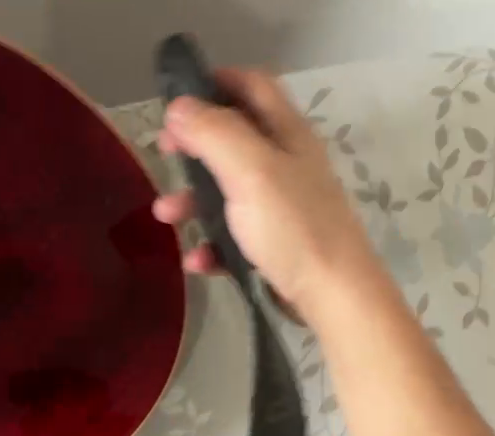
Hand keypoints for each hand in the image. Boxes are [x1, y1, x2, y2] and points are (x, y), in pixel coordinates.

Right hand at [153, 68, 379, 316]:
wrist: (331, 294)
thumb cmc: (292, 227)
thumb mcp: (250, 171)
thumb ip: (213, 135)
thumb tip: (178, 107)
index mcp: (286, 134)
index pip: (252, 87)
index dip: (215, 84)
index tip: (177, 101)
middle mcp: (285, 164)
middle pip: (233, 140)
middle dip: (195, 147)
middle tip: (164, 153)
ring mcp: (280, 206)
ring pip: (228, 192)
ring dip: (193, 201)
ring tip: (164, 216)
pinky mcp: (274, 245)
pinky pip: (233, 237)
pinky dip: (211, 245)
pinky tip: (197, 260)